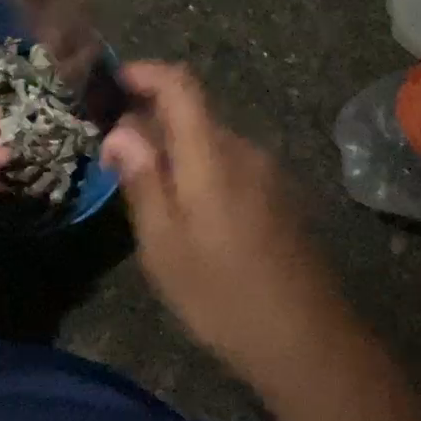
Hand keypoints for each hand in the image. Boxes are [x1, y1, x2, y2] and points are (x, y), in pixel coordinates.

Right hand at [101, 63, 333, 366]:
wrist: (311, 348)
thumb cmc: (223, 295)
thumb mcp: (164, 243)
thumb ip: (141, 178)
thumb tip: (119, 131)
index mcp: (212, 156)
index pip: (180, 85)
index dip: (143, 73)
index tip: (109, 85)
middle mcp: (243, 152)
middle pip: (190, 112)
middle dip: (146, 121)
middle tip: (111, 158)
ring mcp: (267, 175)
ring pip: (206, 141)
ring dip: (170, 149)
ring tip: (140, 191)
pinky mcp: (278, 199)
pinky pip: (226, 164)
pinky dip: (194, 170)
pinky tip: (182, 213)